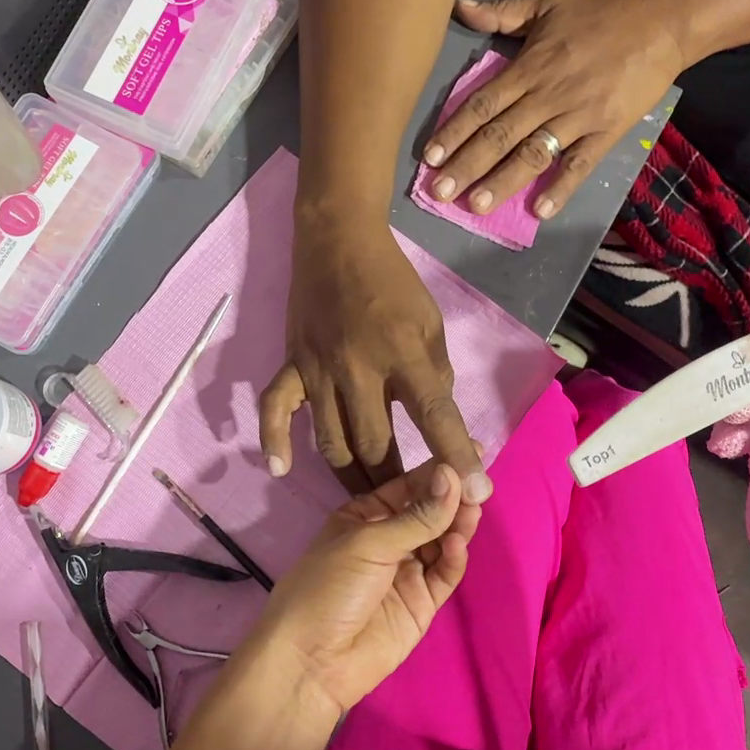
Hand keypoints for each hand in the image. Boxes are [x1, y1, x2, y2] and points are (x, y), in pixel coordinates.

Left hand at [241, 460, 479, 714]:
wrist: (312, 661)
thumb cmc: (328, 587)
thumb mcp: (368, 543)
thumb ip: (416, 515)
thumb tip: (452, 474)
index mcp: (364, 516)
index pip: (407, 485)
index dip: (437, 469)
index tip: (470, 450)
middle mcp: (388, 538)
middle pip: (430, 510)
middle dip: (454, 495)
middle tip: (481, 480)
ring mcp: (407, 570)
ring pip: (443, 539)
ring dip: (458, 523)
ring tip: (474, 509)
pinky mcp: (422, 602)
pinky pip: (444, 573)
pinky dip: (454, 557)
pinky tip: (458, 544)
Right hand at [260, 227, 490, 500]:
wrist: (337, 240)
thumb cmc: (392, 280)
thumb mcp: (430, 320)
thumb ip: (435, 372)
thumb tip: (437, 418)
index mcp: (403, 352)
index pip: (434, 414)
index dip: (456, 456)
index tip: (476, 493)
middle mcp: (359, 368)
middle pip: (374, 443)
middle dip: (396, 484)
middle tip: (411, 509)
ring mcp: (318, 369)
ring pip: (330, 441)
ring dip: (350, 477)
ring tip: (369, 503)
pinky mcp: (291, 364)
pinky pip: (274, 408)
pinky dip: (273, 440)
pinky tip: (278, 468)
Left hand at [422, 0, 689, 219]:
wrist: (663, 22)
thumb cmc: (600, 15)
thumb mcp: (548, 5)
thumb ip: (502, 13)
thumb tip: (460, 8)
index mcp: (530, 67)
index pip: (483, 103)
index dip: (455, 130)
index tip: (429, 156)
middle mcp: (548, 95)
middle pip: (500, 134)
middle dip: (467, 165)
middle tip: (439, 194)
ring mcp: (578, 116)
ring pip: (533, 153)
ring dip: (503, 181)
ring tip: (476, 206)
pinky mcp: (606, 132)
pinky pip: (580, 164)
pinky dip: (561, 187)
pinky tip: (540, 211)